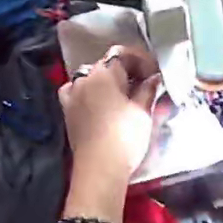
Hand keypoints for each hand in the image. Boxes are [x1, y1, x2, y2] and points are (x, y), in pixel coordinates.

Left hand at [60, 46, 159, 219]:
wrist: (98, 168)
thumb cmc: (124, 137)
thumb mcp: (143, 112)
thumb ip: (148, 89)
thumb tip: (153, 77)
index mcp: (104, 73)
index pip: (123, 55)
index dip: (141, 60)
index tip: (155, 72)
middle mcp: (84, 78)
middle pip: (106, 65)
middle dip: (126, 70)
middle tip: (144, 83)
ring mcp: (72, 93)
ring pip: (91, 77)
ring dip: (107, 81)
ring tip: (124, 94)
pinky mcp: (67, 110)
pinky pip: (76, 91)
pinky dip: (88, 91)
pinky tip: (97, 100)